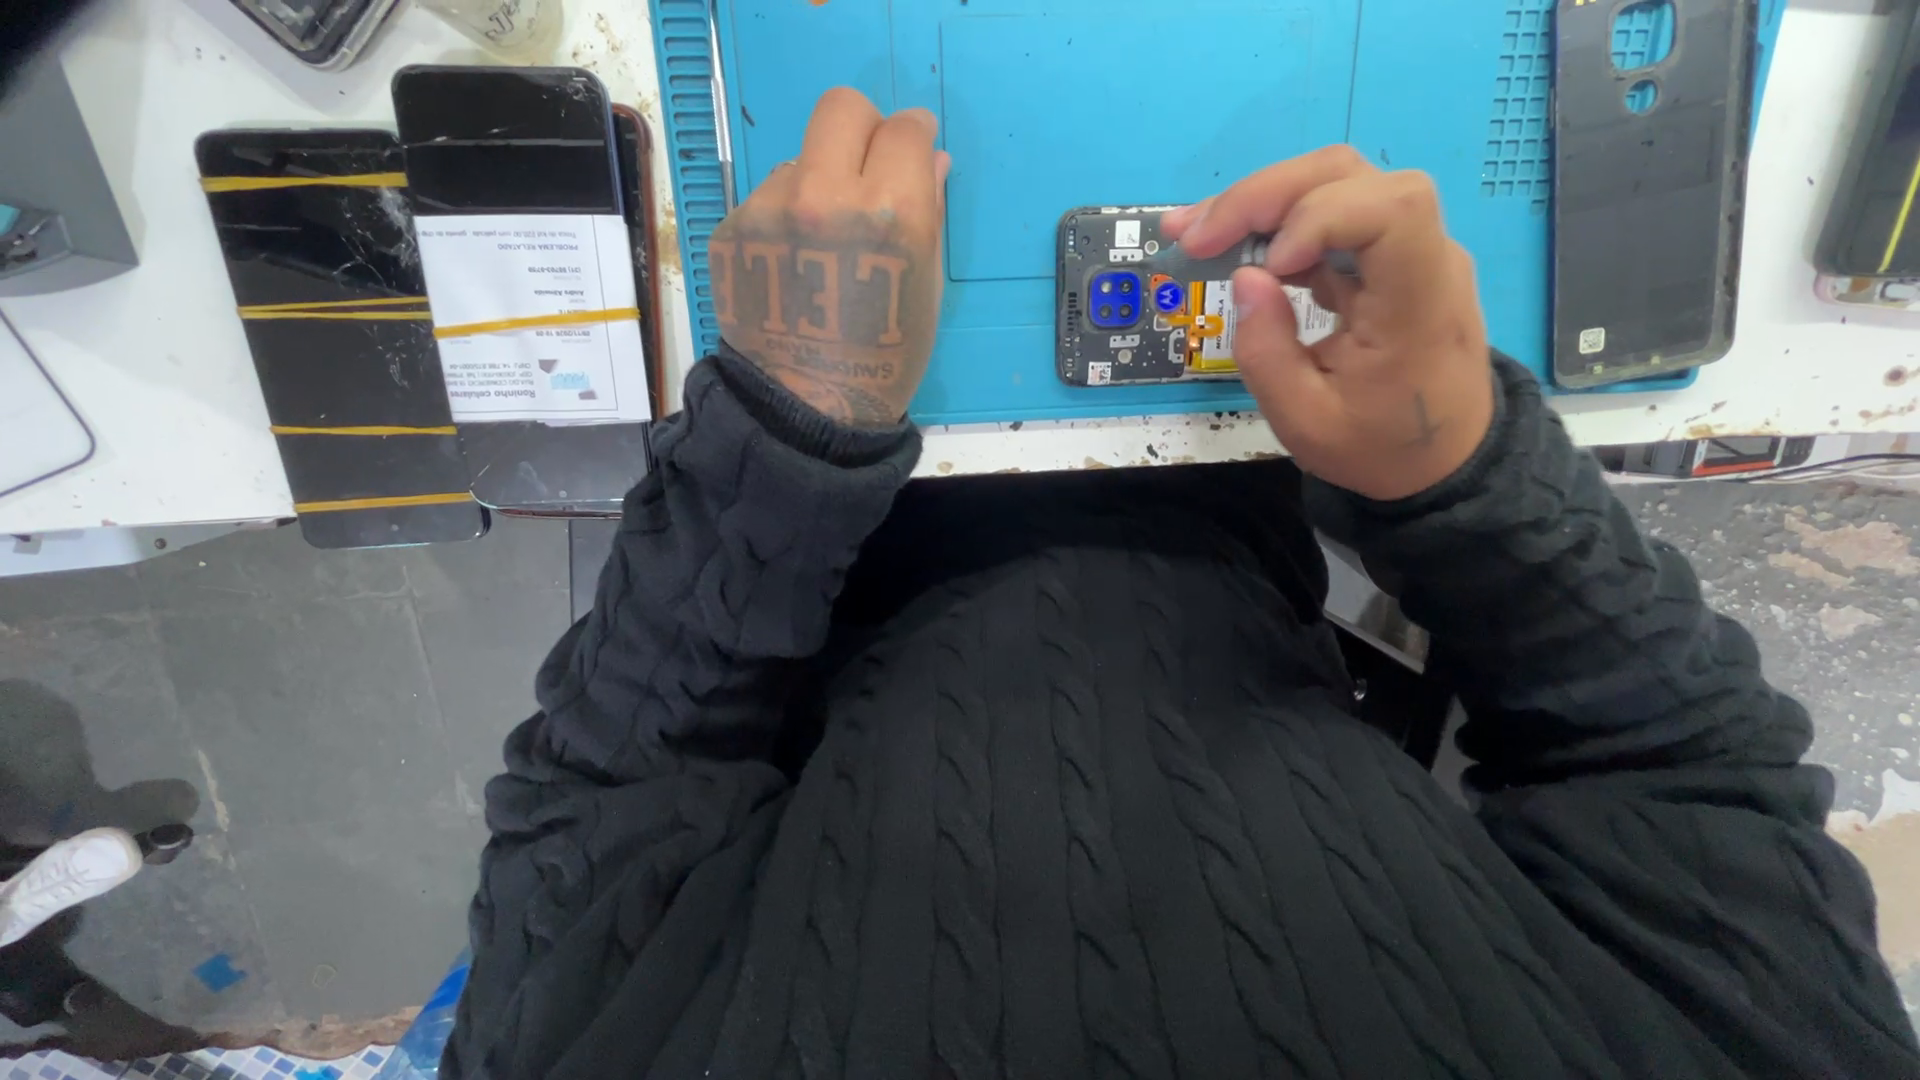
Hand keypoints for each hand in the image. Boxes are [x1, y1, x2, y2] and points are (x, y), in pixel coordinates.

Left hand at [709, 87, 950, 426]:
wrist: (807, 412)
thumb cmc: (885, 360)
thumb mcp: (927, 291)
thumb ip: (927, 213)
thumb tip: (928, 159)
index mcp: (890, 212)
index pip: (904, 128)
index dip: (914, 136)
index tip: (911, 151)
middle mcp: (825, 195)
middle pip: (841, 108)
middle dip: (864, 129)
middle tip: (868, 168)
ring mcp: (769, 210)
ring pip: (799, 161)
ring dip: (818, 185)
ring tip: (822, 247)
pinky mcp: (731, 230)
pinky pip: (765, 200)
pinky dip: (783, 221)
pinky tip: (790, 269)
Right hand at [1161, 147, 1494, 500]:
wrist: (1440, 460)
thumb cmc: (1376, 447)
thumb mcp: (1305, 423)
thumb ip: (1267, 354)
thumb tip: (1244, 278)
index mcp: (1416, 303)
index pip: (1390, 208)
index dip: (1318, 217)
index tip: (1266, 268)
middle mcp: (1424, 257)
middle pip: (1350, 176)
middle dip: (1263, 196)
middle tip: (1192, 234)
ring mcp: (1407, 251)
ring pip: (1337, 183)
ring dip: (1260, 201)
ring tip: (1196, 233)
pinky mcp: (1385, 258)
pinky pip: (1331, 214)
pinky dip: (1275, 222)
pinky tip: (1230, 244)